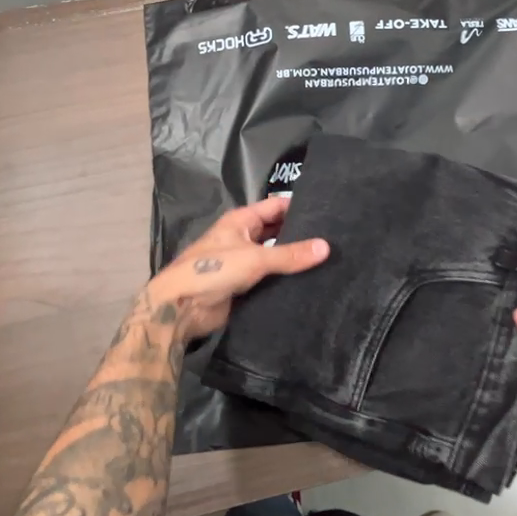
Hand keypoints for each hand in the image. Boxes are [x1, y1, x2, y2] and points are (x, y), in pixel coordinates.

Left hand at [146, 196, 328, 339]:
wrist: (182, 308)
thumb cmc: (213, 271)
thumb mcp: (255, 258)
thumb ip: (290, 254)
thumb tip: (326, 247)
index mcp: (241, 221)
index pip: (275, 207)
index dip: (299, 207)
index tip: (327, 211)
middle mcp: (243, 238)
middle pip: (276, 231)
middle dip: (300, 235)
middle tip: (334, 238)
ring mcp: (243, 263)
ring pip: (274, 257)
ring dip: (293, 260)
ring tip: (328, 259)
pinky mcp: (244, 287)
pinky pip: (270, 279)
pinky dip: (285, 280)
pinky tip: (310, 281)